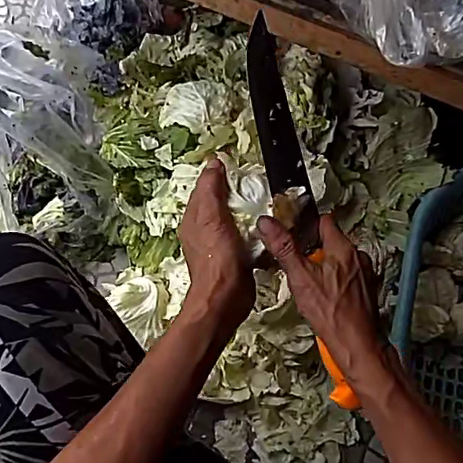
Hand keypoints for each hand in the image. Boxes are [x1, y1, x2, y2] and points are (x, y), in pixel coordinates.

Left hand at [175, 157, 254, 342]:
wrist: (226, 298)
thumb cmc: (217, 260)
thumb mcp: (211, 217)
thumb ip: (211, 189)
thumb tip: (213, 164)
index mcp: (194, 218)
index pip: (205, 187)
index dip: (219, 174)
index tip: (238, 166)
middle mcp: (205, 230)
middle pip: (222, 202)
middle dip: (238, 192)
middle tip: (256, 182)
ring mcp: (221, 245)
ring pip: (236, 220)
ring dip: (250, 212)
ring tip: (266, 202)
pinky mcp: (237, 257)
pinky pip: (248, 238)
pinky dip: (257, 232)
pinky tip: (267, 229)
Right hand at [255, 214, 400, 398]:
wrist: (356, 344)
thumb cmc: (331, 313)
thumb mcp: (300, 278)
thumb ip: (284, 248)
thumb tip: (267, 223)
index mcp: (344, 248)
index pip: (324, 221)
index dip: (306, 225)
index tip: (293, 233)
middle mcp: (358, 257)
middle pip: (331, 240)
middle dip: (313, 248)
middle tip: (296, 261)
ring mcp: (364, 274)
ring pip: (339, 259)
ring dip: (324, 265)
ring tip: (307, 280)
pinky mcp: (365, 290)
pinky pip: (346, 275)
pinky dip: (334, 279)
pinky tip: (322, 294)